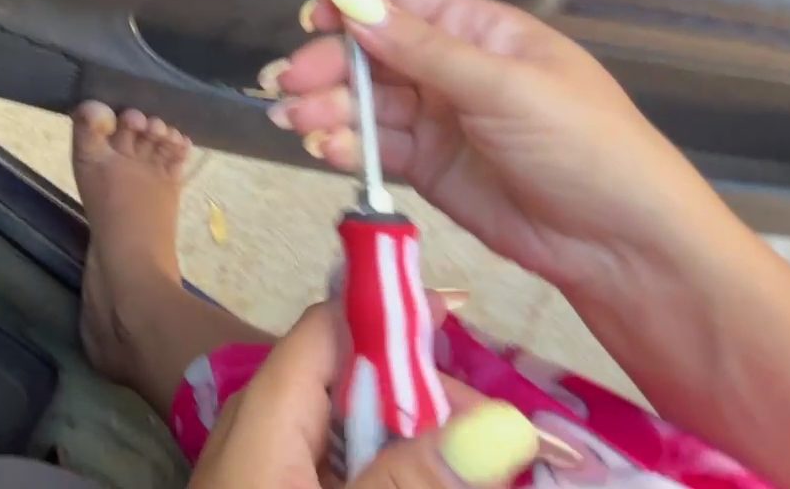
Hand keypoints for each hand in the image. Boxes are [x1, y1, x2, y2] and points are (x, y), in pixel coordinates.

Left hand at [190, 301, 540, 488]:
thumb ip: (415, 476)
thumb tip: (502, 422)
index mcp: (270, 406)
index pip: (332, 328)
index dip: (396, 317)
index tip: (475, 326)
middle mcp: (268, 419)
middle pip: (356, 379)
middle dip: (431, 396)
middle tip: (521, 437)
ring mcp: (273, 460)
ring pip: (357, 429)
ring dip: (421, 445)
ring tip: (500, 463)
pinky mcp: (281, 485)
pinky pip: (344, 463)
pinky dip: (392, 471)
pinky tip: (442, 477)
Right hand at [265, 0, 734, 295]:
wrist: (626, 251)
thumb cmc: (584, 147)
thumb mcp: (504, 87)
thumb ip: (420, 47)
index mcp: (476, 32)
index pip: (397, 0)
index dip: (352, 5)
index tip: (314, 23)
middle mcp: (447, 67)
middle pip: (366, 51)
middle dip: (325, 64)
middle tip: (289, 84)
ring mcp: (433, 117)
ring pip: (361, 99)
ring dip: (322, 105)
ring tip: (293, 120)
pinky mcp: (423, 163)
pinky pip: (372, 144)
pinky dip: (342, 144)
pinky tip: (326, 149)